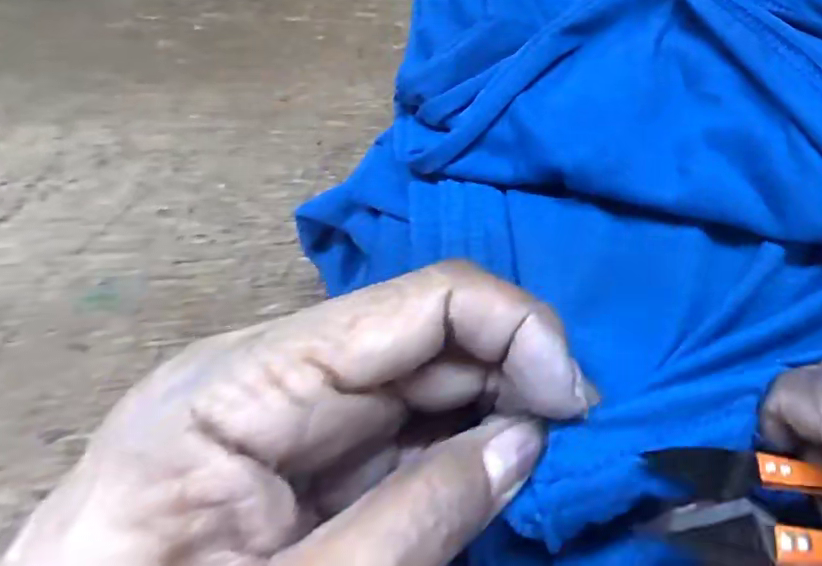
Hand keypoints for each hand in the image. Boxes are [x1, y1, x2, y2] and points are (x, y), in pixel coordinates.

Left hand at [2, 261, 597, 565]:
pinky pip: (414, 432)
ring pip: (437, 381)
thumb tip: (532, 439)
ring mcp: (293, 418)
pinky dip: (468, 449)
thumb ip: (414, 521)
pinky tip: (497, 477)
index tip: (574, 400)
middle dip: (518, 374)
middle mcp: (279, 375)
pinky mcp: (308, 461)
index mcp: (247, 381)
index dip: (520, 329)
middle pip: (440, 336)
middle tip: (572, 439)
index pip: (429, 299)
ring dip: (502, 412)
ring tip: (543, 461)